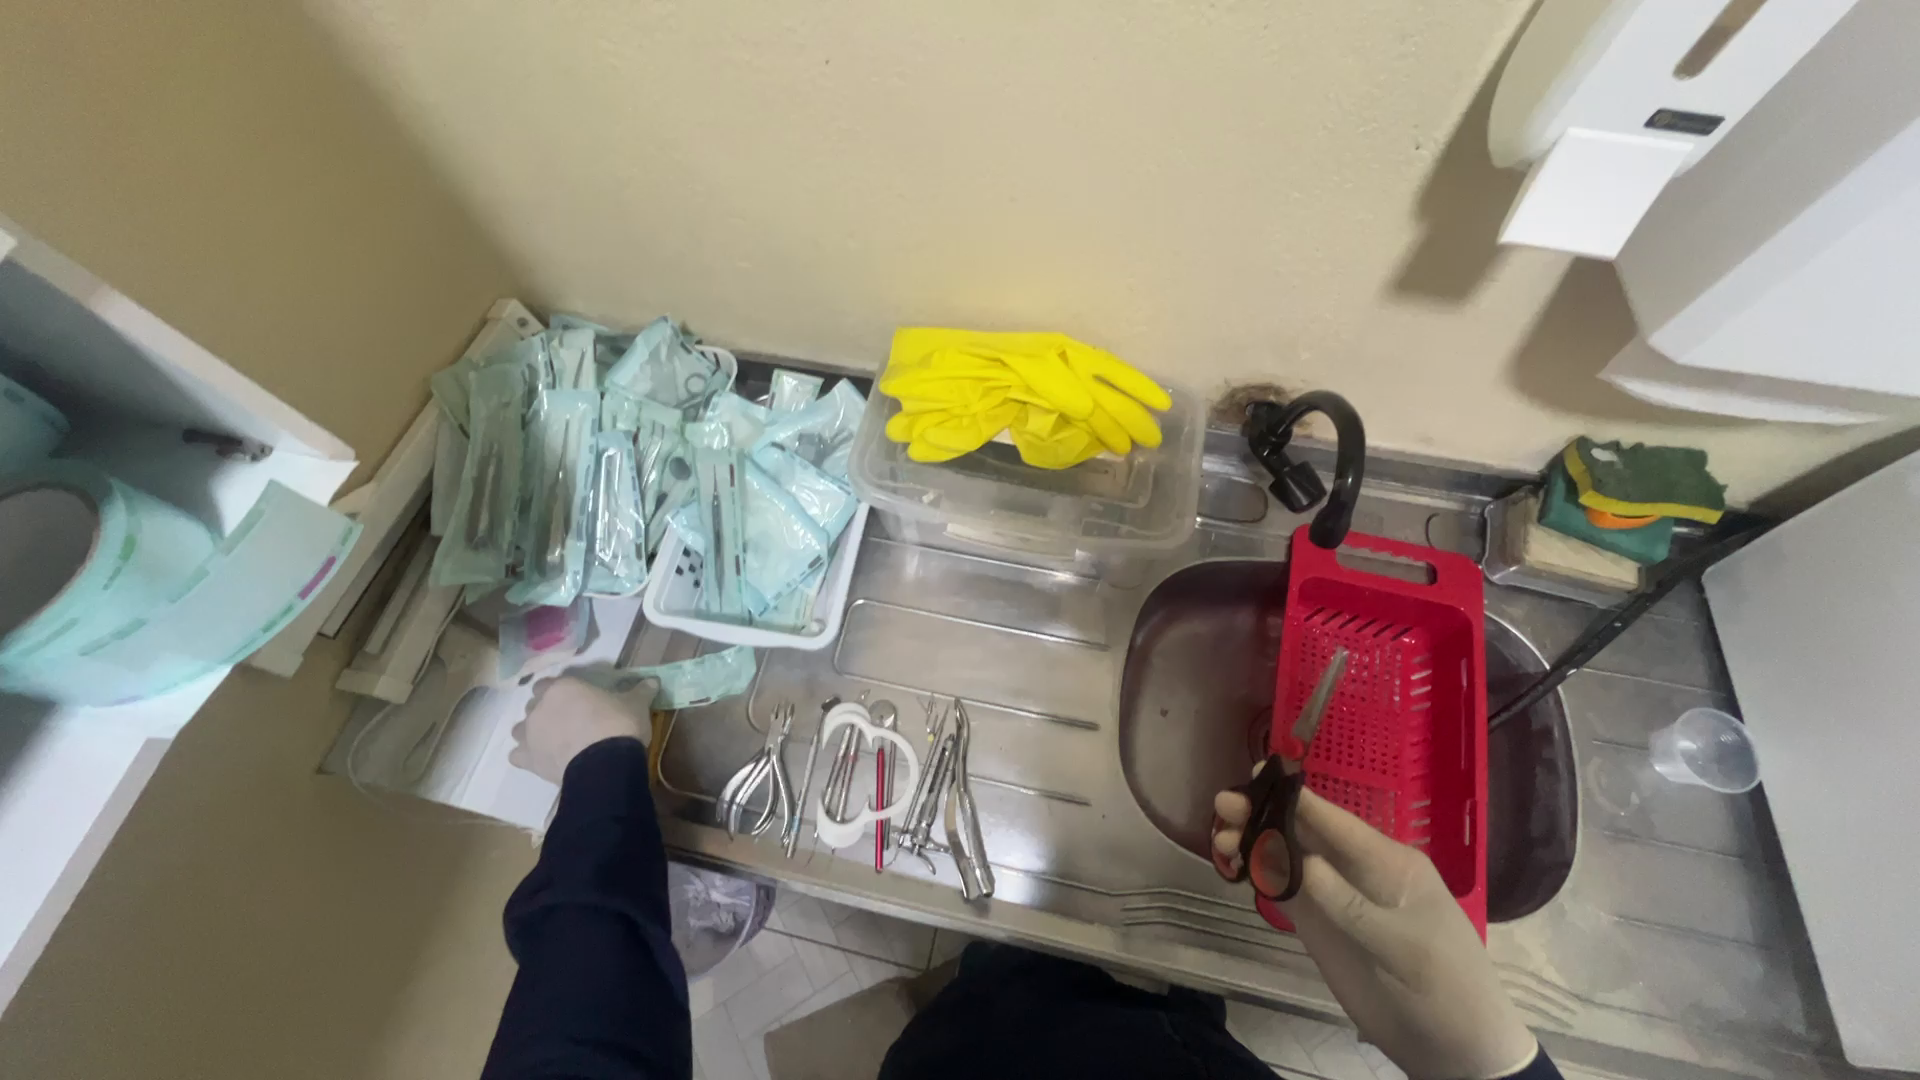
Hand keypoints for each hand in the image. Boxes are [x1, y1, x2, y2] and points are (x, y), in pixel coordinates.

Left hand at [508, 675, 656, 784]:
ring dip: (533, 731)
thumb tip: (653, 680)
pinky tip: (543, 758)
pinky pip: (519, 756)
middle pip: (535, 704)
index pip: (550, 682)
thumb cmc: (618, 723)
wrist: (604, 763)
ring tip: (555, 739)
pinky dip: (527, 756)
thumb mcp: (636, 703)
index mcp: (563, 687)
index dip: (562, 690)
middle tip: (570, 718)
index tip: (577, 697)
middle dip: (548, 709)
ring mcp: (530, 735)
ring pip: (521, 728)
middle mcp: (539, 707)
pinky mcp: (528, 760)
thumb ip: (641, 690)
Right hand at [1214, 779, 1538, 1079]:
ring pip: (1284, 854)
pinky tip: (1233, 865)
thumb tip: (1301, 861)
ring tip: (1220, 840)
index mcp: (1386, 861)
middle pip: (1301, 830)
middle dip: (1261, 814)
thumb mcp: (1404, 947)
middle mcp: (1354, 868)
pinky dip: (1255, 870)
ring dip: (1252, 841)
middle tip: (1222, 806)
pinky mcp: (1317, 921)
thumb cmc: (1444, 989)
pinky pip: (1281, 885)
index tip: (1256, 774)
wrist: (1453, 1049)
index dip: (1294, 795)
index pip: (1333, 819)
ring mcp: (1333, 894)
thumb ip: (1350, 904)